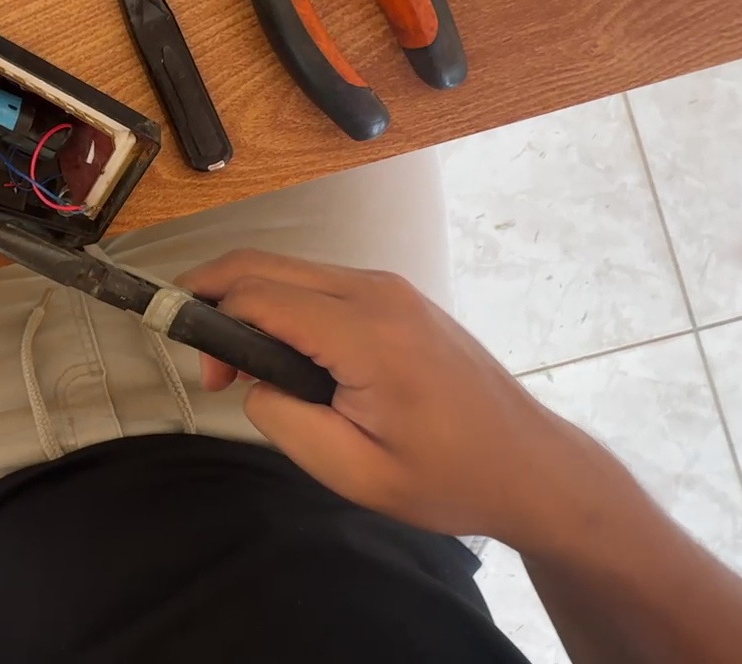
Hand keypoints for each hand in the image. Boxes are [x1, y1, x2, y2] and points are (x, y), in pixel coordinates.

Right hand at [177, 250, 621, 548]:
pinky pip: (310, 279)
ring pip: (282, 267)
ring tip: (241, 359)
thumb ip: (280, 418)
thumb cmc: (449, 478)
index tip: (210, 375)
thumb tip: (248, 378)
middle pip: (260, 264)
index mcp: (368, 335)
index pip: (257, 295)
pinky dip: (275, 300)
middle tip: (203, 352)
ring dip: (243, 298)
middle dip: (212, 295)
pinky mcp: (390, 292)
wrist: (537, 470)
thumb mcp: (354, 472)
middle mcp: (374, 292)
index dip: (213, 324)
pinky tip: (278, 345)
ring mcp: (385, 285)